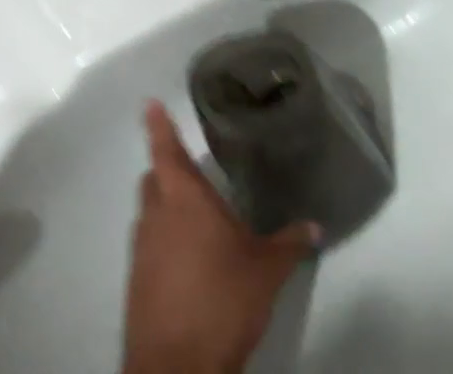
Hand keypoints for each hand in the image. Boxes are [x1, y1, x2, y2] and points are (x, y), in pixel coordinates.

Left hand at [121, 101, 319, 373]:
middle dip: (167, 167)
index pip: (167, 154)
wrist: (175, 368)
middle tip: (191, 160)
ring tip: (199, 207)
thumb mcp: (268, 269)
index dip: (158, 128)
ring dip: (167, 204)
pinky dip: (166, 236)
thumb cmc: (223, 300)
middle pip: (154, 181)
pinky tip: (194, 251)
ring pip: (149, 213)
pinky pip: (150, 244)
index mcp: (185, 204)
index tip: (149, 104)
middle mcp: (157, 220)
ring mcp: (142, 254)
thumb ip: (290, 242)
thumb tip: (314, 225)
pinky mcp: (138, 283)